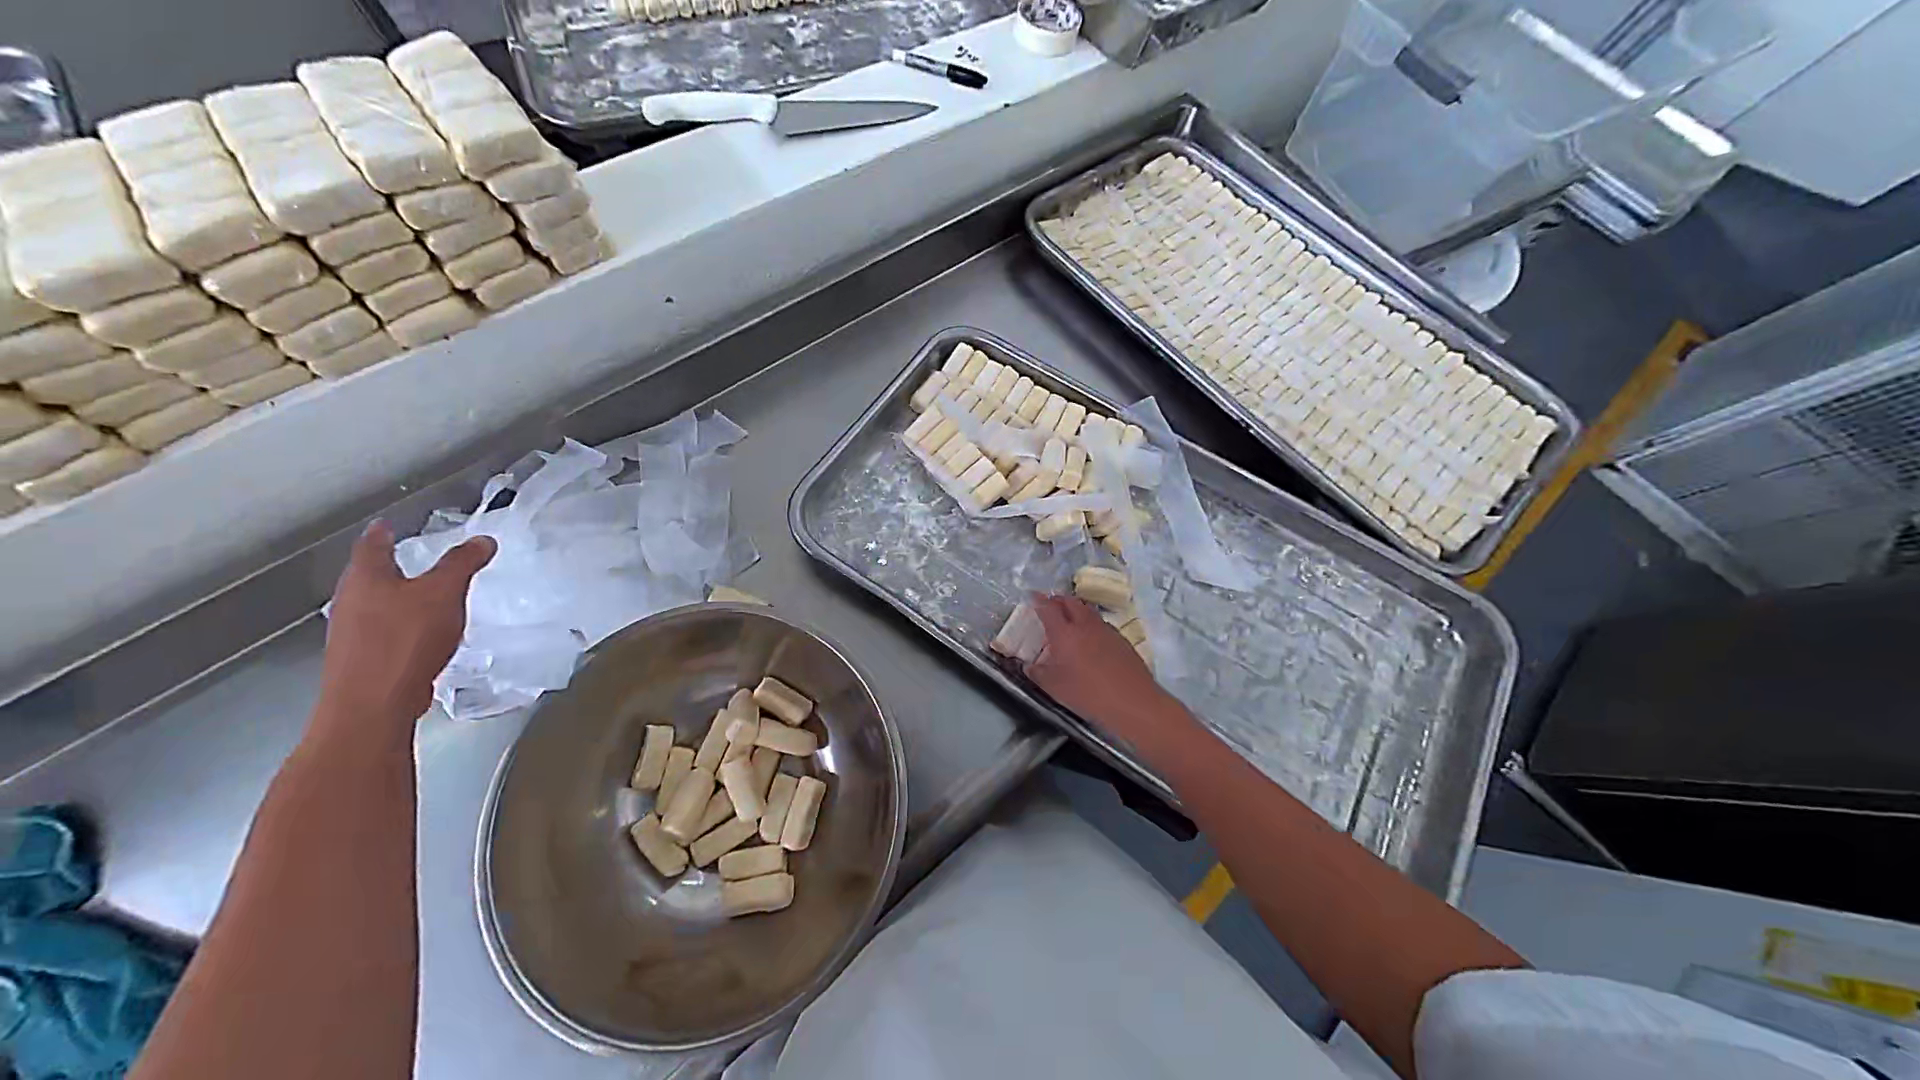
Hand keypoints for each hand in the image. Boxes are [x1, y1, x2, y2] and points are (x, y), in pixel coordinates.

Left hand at [317, 521, 495, 730]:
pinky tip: (421, 634)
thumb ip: (463, 564)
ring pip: (374, 604)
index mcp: (365, 578)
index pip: (372, 544)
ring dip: (396, 597)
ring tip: (422, 595)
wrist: (374, 704)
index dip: (382, 532)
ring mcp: (351, 632)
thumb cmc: (405, 639)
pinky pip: (383, 630)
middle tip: (408, 556)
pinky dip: (401, 624)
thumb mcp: (444, 592)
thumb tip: (482, 540)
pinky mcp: (361, 658)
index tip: (387, 524)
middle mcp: (350, 601)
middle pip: (368, 575)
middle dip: (389, 565)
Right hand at [1023, 594, 1187, 744]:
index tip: (1032, 597)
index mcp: (1064, 633)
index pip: (1048, 608)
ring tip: (1069, 622)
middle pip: (1070, 602)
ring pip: (1088, 611)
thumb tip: (1028, 666)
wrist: (1132, 701)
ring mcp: (1106, 630)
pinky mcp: (1121, 640)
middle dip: (1058, 600)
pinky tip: (1090, 641)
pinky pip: (1101, 624)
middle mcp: (1085, 625)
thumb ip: (1037, 673)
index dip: (1038, 600)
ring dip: (1076, 610)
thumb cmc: (1087, 694)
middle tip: (1050, 606)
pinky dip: (1091, 625)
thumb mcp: (1054, 688)